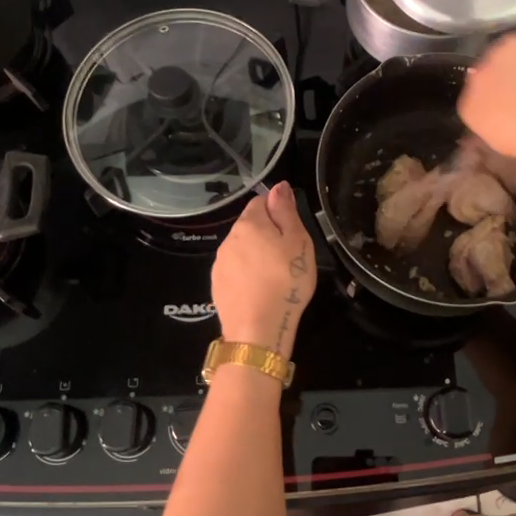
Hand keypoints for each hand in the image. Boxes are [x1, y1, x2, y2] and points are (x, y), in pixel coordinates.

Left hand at [211, 182, 316, 356]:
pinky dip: (245, 274)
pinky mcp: (217, 286)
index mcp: (249, 223)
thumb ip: (286, 211)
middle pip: (249, 226)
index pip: (260, 202)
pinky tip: (258, 290)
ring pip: (240, 249)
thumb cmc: (285, 281)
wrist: (258, 329)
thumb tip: (279, 186)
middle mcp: (229, 239)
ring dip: (255, 255)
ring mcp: (220, 264)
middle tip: (287, 256)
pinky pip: (234, 271)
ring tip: (274, 276)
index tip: (291, 231)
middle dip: (266, 234)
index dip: (277, 211)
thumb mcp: (297, 242)